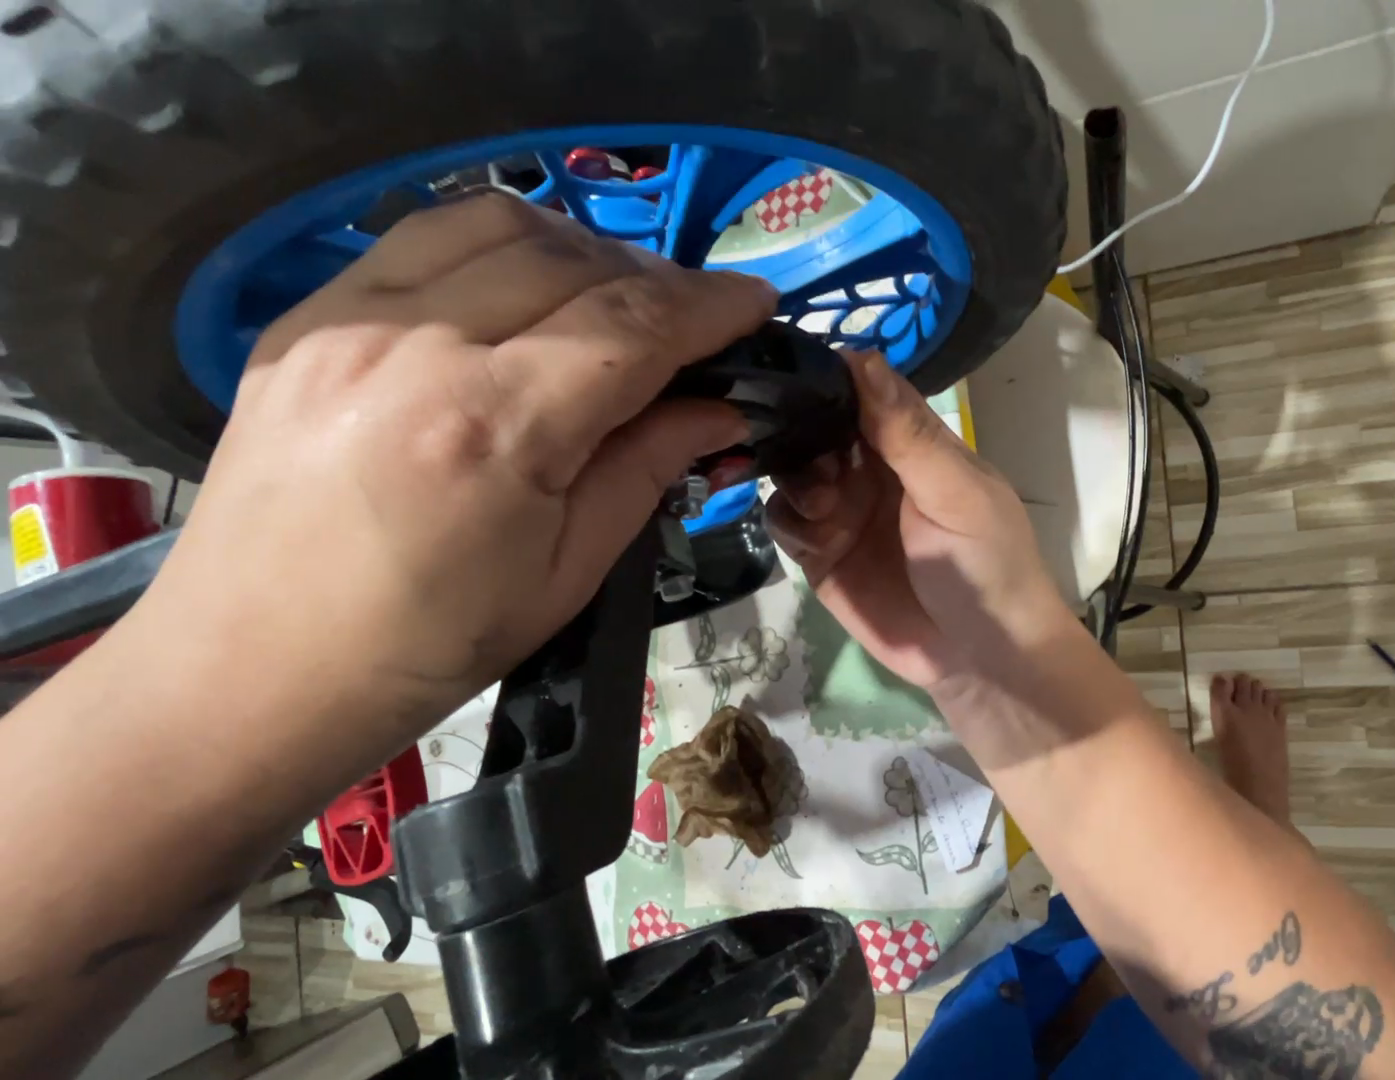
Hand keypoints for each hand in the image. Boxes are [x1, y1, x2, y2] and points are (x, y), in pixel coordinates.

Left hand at [141, 192, 773, 752]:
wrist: (257, 668)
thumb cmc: (438, 640)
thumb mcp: (575, 568)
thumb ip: (652, 464)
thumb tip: (725, 408)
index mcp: (494, 427)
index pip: (631, 327)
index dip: (710, 306)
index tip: (758, 302)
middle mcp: (418, 347)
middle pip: (576, 264)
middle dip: (662, 280)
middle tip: (701, 320)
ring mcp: (348, 320)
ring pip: (502, 226)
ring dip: (589, 251)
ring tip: (624, 298)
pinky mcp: (307, 319)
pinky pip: (428, 237)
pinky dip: (507, 245)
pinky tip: (535, 287)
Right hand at [767, 352, 1079, 688]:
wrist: (980, 659)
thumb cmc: (985, 565)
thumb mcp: (957, 493)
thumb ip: (909, 432)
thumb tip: (862, 354)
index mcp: (914, 444)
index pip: (862, 390)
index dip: (829, 378)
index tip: (795, 372)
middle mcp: (872, 470)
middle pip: (816, 426)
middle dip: (802, 430)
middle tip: (814, 456)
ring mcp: (843, 511)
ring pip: (792, 470)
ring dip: (795, 476)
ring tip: (825, 504)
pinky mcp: (820, 555)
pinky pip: (784, 522)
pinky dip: (787, 520)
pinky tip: (815, 535)